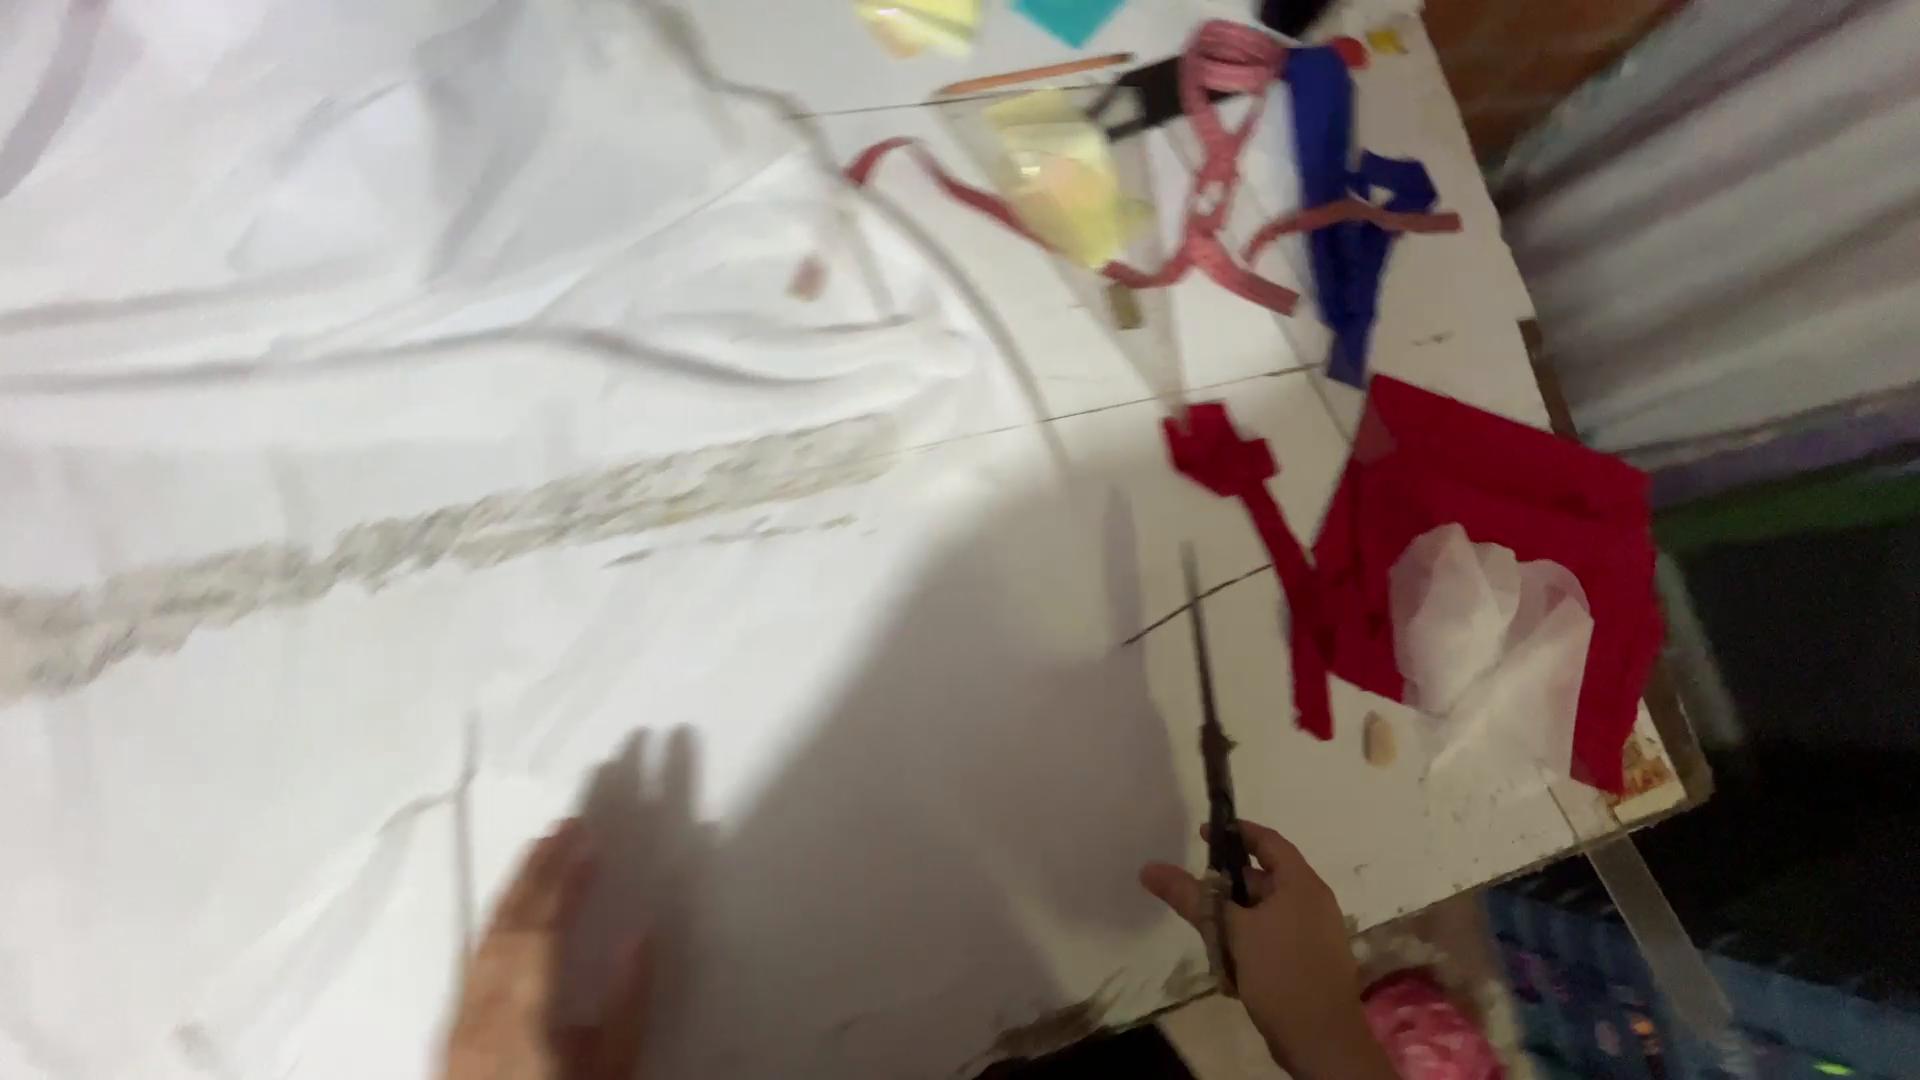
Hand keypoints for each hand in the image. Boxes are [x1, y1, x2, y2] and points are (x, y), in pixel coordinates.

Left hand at [443, 819, 652, 1079]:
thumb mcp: (615, 1071)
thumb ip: (628, 1002)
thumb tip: (643, 930)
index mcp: (524, 1021)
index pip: (542, 931)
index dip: (564, 879)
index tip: (587, 837)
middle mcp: (481, 1016)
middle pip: (506, 927)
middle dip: (536, 870)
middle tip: (566, 824)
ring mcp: (459, 1028)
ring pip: (483, 942)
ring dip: (514, 891)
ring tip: (540, 851)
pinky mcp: (452, 1038)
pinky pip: (474, 962)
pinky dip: (497, 923)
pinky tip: (511, 911)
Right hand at [1140, 819, 1394, 1079]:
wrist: (1323, 1046)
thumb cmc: (1281, 974)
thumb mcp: (1230, 931)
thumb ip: (1190, 896)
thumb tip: (1148, 868)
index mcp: (1302, 885)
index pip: (1269, 841)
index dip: (1238, 832)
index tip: (1204, 833)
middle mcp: (1313, 903)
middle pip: (1266, 876)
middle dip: (1229, 879)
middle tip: (1196, 884)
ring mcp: (1314, 934)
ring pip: (1268, 908)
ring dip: (1237, 910)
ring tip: (1204, 919)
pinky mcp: (1309, 961)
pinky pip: (1275, 932)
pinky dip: (1250, 932)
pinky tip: (1226, 951)